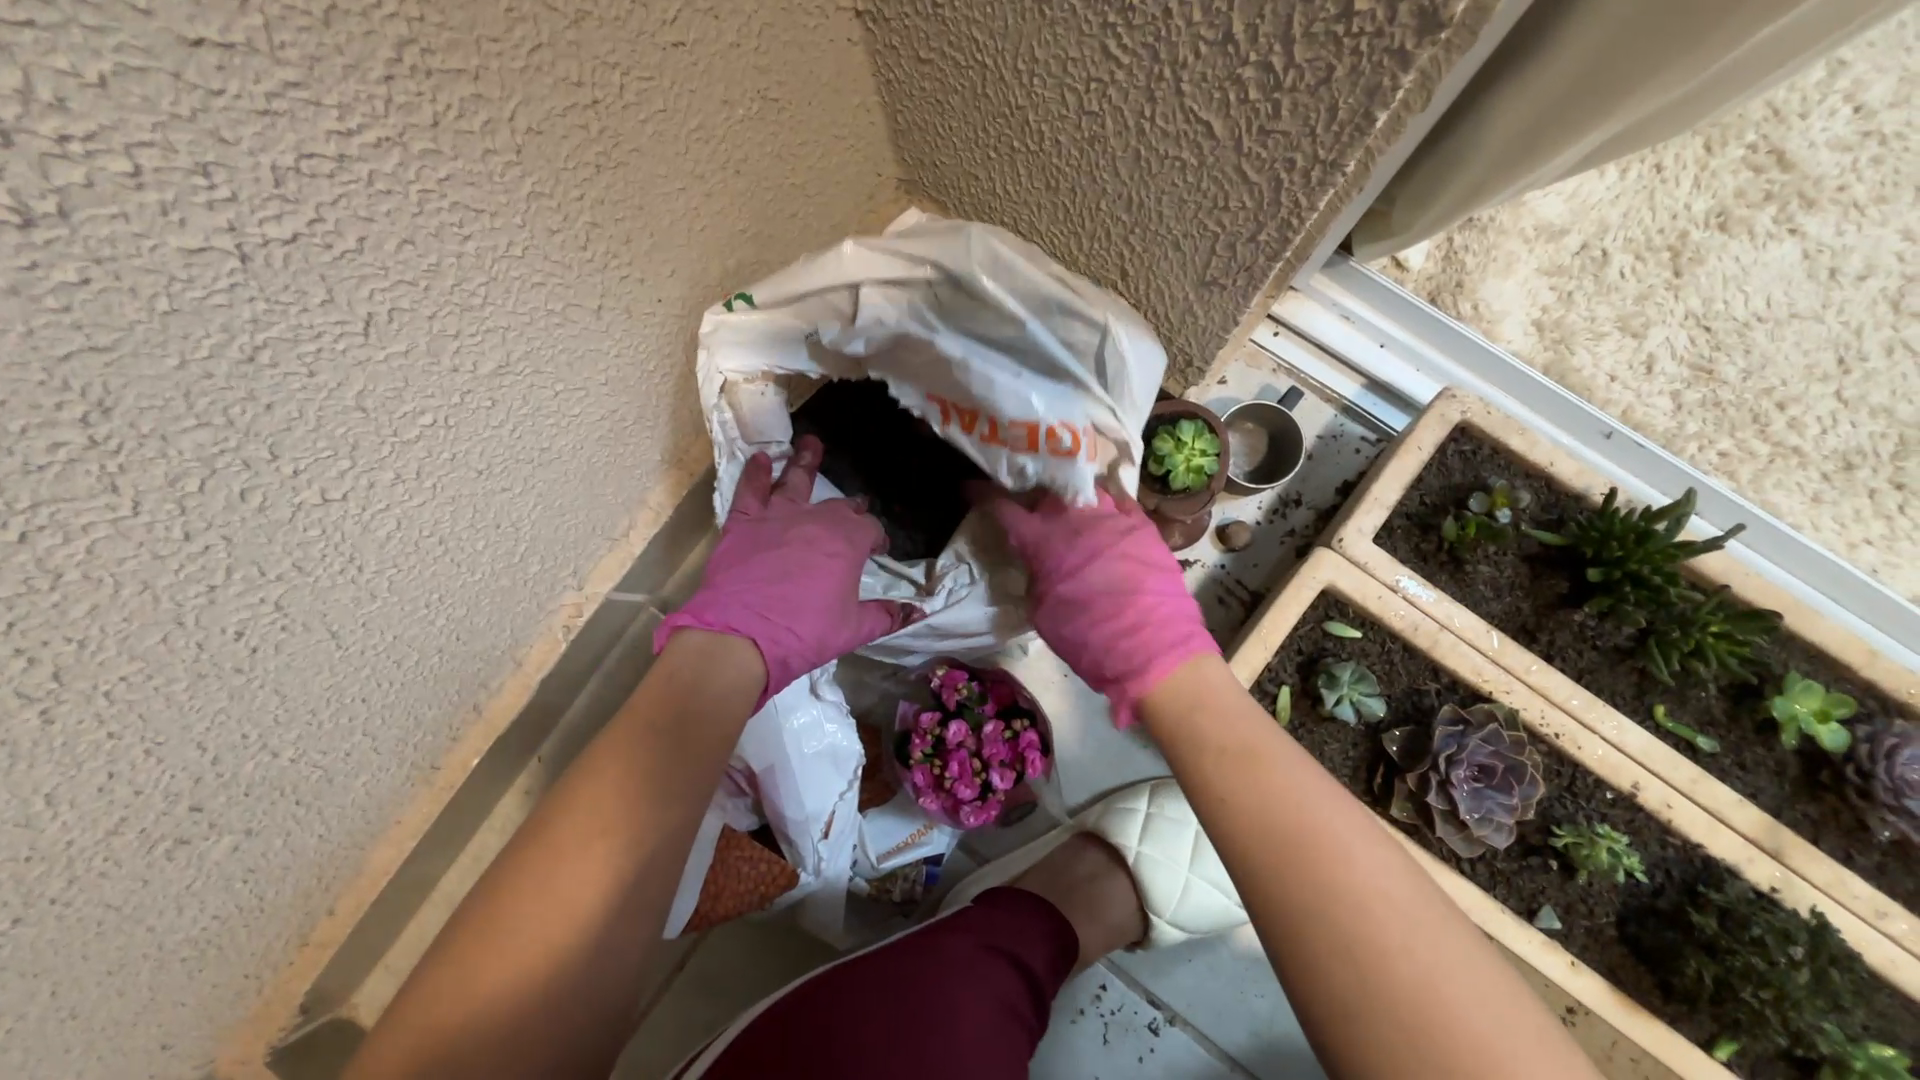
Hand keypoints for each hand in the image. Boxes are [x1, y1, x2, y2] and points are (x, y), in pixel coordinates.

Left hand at [654, 435, 918, 708]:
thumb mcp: (853, 629)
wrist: (742, 636)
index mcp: (847, 542)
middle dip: (850, 507)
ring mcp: (776, 517)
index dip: (877, 538)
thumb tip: (917, 613)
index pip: (870, 529)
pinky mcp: (742, 523)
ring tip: (810, 441)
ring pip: (793, 480)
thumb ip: (885, 616)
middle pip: (838, 506)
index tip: (879, 549)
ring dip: (804, 461)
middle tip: (855, 506)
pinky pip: (749, 490)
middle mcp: (815, 520)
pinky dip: (755, 473)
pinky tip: (759, 459)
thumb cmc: (805, 632)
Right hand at [983, 484, 1218, 727]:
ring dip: (1072, 500)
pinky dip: (1107, 506)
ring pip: (1084, 491)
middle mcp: (1074, 517)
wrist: (1151, 645)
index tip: (971, 488)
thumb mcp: (1041, 611)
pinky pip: (1119, 502)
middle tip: (1032, 509)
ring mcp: (1111, 515)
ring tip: (1071, 510)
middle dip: (1035, 497)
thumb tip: (1042, 564)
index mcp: (1041, 540)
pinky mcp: (1142, 524)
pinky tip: (1106, 515)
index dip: (984, 495)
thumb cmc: (1086, 636)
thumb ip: (1036, 576)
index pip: (1003, 507)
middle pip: (1046, 491)